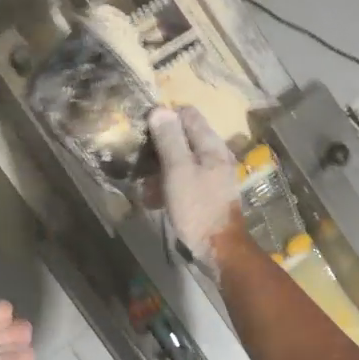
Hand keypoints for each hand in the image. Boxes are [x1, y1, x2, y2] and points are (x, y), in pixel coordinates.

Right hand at [148, 106, 244, 269]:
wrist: (219, 249)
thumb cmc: (198, 208)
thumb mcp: (178, 171)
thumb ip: (169, 140)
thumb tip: (160, 109)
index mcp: (211, 145)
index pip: (187, 114)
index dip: (164, 118)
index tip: (143, 132)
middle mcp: (215, 156)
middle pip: (183, 139)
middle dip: (158, 149)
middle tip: (139, 162)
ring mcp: (212, 177)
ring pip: (181, 163)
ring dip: (160, 172)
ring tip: (143, 188)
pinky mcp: (207, 196)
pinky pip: (184, 183)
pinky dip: (169, 188)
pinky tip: (154, 202)